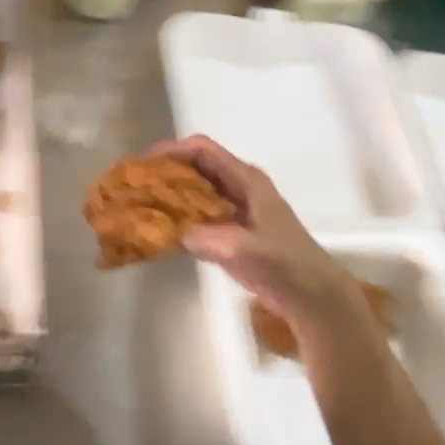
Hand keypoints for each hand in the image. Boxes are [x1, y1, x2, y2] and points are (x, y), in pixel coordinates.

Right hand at [153, 135, 367, 332]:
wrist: (310, 293)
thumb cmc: (284, 263)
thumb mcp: (244, 248)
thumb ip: (208, 238)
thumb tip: (175, 233)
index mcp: (246, 180)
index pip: (204, 151)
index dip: (173, 151)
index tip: (144, 164)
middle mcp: (238, 188)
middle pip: (196, 168)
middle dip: (165, 173)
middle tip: (134, 187)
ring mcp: (234, 211)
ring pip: (195, 192)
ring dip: (169, 196)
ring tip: (139, 206)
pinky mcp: (230, 233)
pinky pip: (197, 217)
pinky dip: (178, 219)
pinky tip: (158, 231)